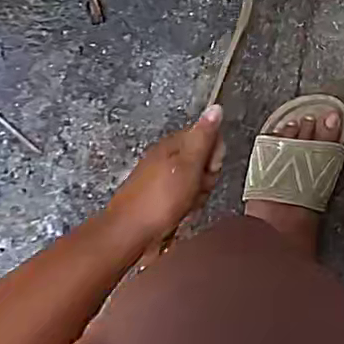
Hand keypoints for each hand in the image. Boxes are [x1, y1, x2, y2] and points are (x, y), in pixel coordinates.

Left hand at [105, 105, 224, 244]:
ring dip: (198, 196)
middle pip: (205, 162)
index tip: (209, 169)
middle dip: (207, 179)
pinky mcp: (161, 200)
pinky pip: (186, 199)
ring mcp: (163, 180)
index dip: (215, 154)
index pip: (210, 137)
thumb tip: (216, 107)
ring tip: (186, 206)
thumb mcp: (188, 164)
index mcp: (173, 145)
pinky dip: (187, 208)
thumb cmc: (160, 199)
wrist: (127, 236)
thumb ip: (204, 137)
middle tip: (196, 189)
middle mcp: (168, 159)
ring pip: (198, 183)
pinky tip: (180, 216)